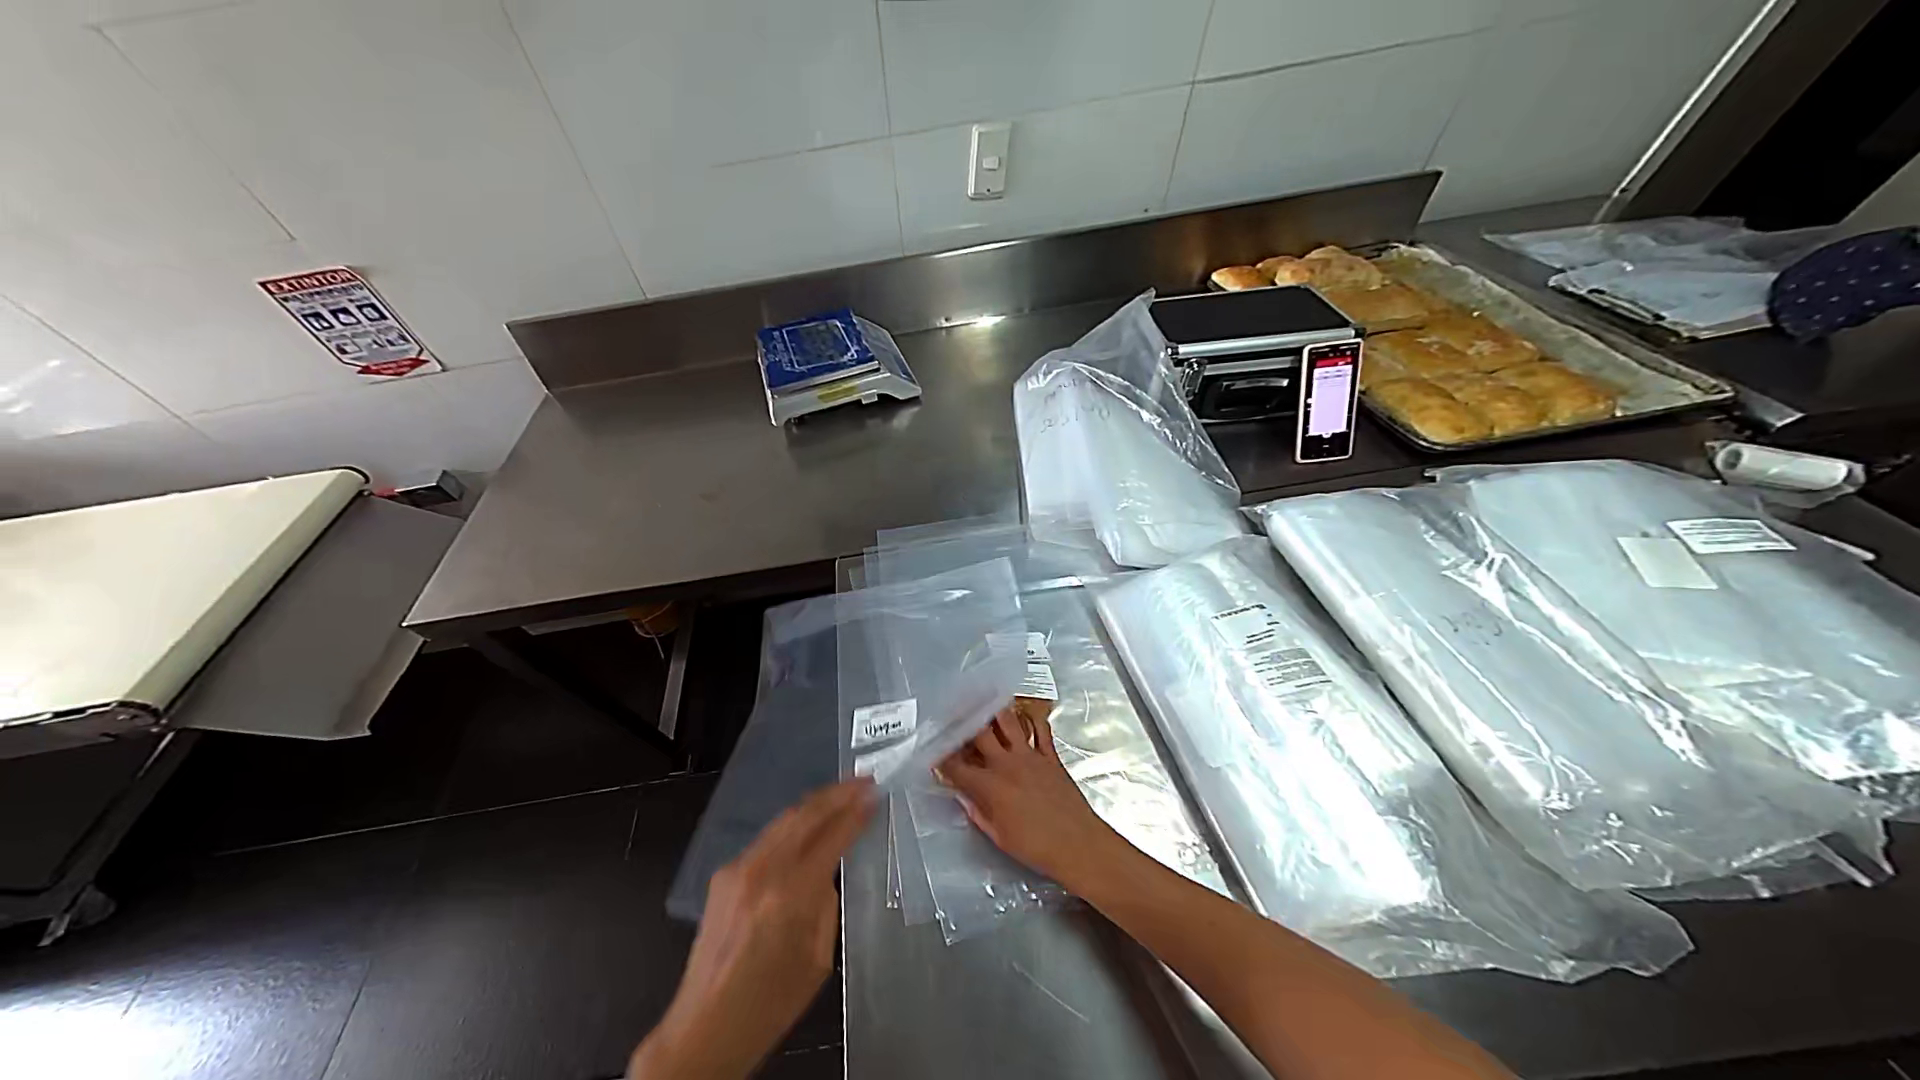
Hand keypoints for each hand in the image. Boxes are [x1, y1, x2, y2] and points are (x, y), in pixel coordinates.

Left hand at [629, 780, 874, 1079]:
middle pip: (805, 815)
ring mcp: (737, 869)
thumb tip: (829, 870)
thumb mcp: (817, 959)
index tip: (875, 794)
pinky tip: (808, 823)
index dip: (856, 813)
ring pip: (783, 820)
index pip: (832, 838)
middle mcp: (761, 871)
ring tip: (842, 792)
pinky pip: (767, 839)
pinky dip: (793, 824)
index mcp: (790, 896)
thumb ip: (826, 904)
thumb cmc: (770, 1004)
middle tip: (864, 780)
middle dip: (837, 794)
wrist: (703, 1028)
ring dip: (815, 803)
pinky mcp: (723, 875)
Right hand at [935, 704, 1125, 889]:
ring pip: (1008, 724)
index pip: (958, 767)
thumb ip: (978, 813)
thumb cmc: (1036, 847)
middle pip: (980, 735)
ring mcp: (1030, 757)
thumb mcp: (999, 836)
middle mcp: (1007, 764)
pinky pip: (1040, 731)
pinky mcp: (1050, 757)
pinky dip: (1033, 720)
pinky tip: (1027, 714)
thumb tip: (963, 798)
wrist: (1078, 844)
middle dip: (964, 721)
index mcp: (990, 786)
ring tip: (985, 698)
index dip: (943, 759)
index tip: (935, 752)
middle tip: (955, 710)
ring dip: (995, 711)